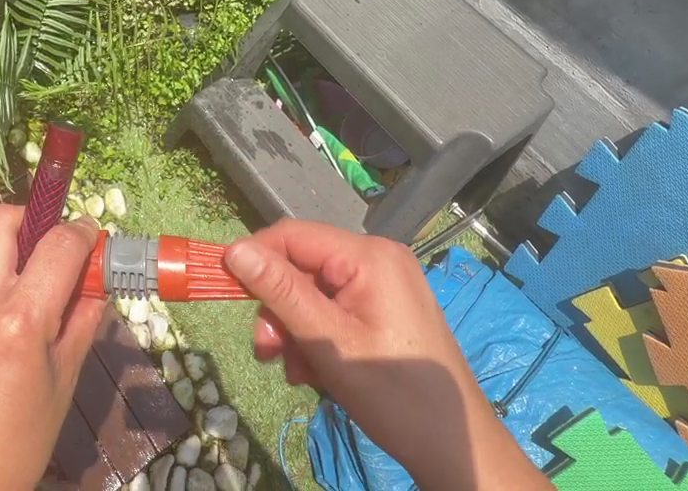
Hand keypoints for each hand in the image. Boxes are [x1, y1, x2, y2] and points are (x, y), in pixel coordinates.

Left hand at [0, 205, 104, 489]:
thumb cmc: (19, 440)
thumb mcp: (65, 380)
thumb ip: (83, 320)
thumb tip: (95, 280)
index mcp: (20, 317)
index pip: (58, 243)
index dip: (82, 233)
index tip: (93, 240)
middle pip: (5, 219)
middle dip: (36, 220)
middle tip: (58, 250)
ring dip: (14, 248)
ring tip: (36, 287)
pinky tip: (8, 311)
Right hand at [223, 221, 551, 490]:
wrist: (459, 453)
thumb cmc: (394, 394)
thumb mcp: (328, 342)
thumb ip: (280, 291)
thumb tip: (233, 249)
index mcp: (370, 255)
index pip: (293, 235)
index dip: (256, 258)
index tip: (227, 292)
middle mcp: (378, 258)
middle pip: (303, 265)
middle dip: (278, 307)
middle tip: (266, 350)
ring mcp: (386, 284)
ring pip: (315, 291)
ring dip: (294, 328)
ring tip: (295, 370)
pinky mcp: (387, 309)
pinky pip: (335, 308)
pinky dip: (317, 336)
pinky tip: (316, 372)